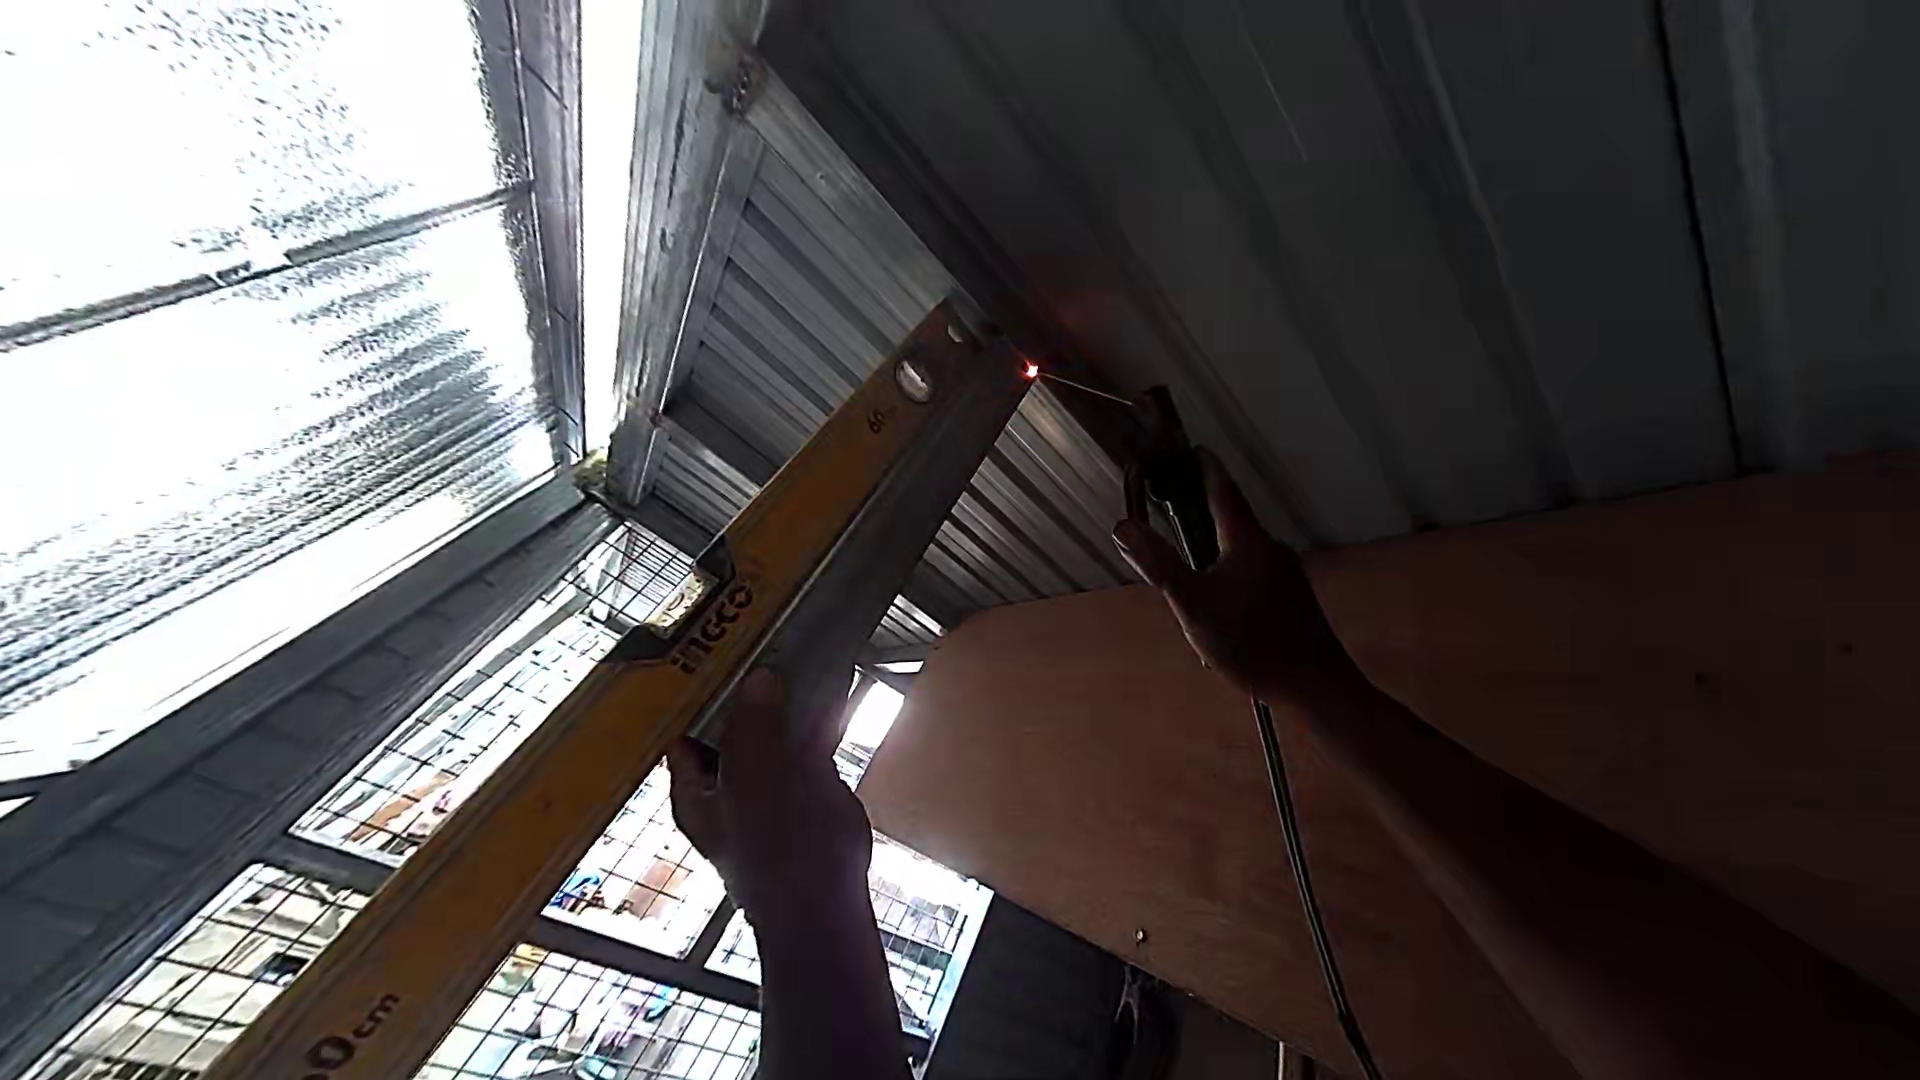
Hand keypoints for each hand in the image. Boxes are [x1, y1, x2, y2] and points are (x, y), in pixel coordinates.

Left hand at [667, 669, 873, 916]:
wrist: (828, 896)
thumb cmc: (776, 850)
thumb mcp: (755, 783)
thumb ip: (753, 729)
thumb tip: (759, 678)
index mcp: (697, 788)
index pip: (685, 728)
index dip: (695, 693)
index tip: (713, 653)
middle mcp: (729, 779)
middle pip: (732, 720)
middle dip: (746, 685)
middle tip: (762, 639)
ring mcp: (771, 778)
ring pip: (774, 723)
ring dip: (784, 693)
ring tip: (796, 647)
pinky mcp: (807, 777)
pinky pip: (809, 733)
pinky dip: (818, 709)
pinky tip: (832, 679)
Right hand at [1112, 450, 1365, 708]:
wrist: (1316, 687)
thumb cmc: (1251, 643)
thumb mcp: (1192, 604)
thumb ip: (1158, 564)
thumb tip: (1123, 527)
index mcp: (1247, 542)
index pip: (1223, 490)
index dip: (1205, 467)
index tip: (1191, 450)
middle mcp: (1270, 548)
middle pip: (1231, 518)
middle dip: (1202, 510)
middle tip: (1172, 509)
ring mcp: (1285, 572)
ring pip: (1241, 547)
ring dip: (1213, 545)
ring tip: (1187, 564)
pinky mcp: (1291, 595)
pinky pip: (1252, 568)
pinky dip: (1228, 567)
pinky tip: (1217, 598)